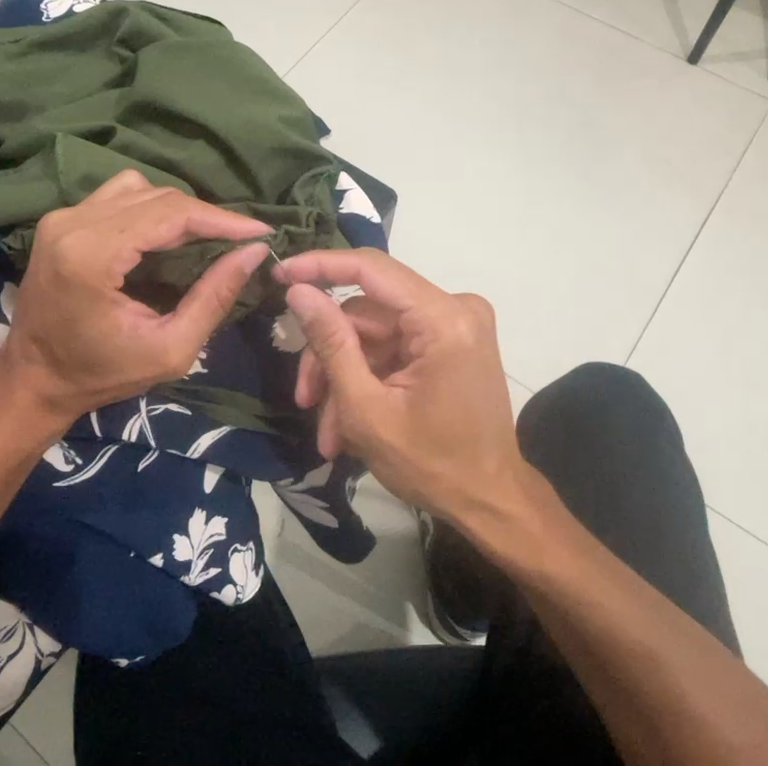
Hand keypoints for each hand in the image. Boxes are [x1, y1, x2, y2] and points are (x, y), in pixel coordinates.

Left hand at [0, 170, 270, 434]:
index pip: (171, 213)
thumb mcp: (170, 350)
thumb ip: (213, 298)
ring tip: (205, 238)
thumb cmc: (100, 374)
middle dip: (205, 215)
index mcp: (92, 255)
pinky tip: (166, 236)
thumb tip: (254, 252)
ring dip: (177, 209)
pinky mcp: (60, 220)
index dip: (222, 219)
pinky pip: (118, 196)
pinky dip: (150, 209)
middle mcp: (73, 223)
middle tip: (240, 241)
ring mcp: (62, 217)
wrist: (33, 380)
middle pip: (157, 195)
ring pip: (139, 188)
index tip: (261, 232)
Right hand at [275, 250, 524, 524]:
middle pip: (367, 312)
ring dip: (345, 379)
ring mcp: (456, 326)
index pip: (371, 269)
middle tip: (304, 401)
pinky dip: (368, 381)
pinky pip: (393, 348)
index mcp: (444, 319)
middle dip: (330, 357)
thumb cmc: (432, 464)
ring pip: (374, 334)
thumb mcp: (366, 409)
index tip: (277, 275)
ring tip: (328, 432)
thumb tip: (298, 291)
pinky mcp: (451, 343)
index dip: (319, 266)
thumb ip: (330, 343)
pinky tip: (347, 425)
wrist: (490, 501)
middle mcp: (456, 309)